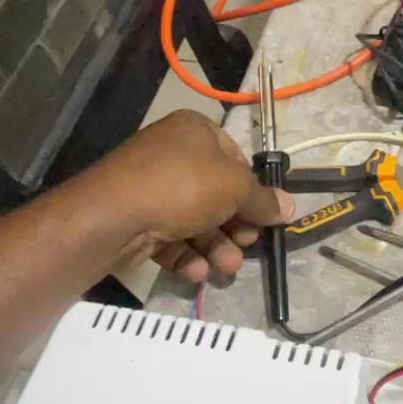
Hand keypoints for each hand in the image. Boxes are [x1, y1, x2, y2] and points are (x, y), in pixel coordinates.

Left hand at [83, 110, 292, 283]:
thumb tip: (289, 206)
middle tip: (247, 245)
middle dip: (235, 225)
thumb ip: (263, 200)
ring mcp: (149, 186)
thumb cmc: (183, 185)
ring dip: (215, 245)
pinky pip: (168, 235)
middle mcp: (171, 153)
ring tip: (227, 266)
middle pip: (216, 192)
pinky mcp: (134, 217)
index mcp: (195, 131)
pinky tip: (196, 272)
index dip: (251, 189)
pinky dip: (185, 254)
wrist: (113, 215)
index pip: (235, 157)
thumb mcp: (235, 188)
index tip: (263, 215)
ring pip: (194, 218)